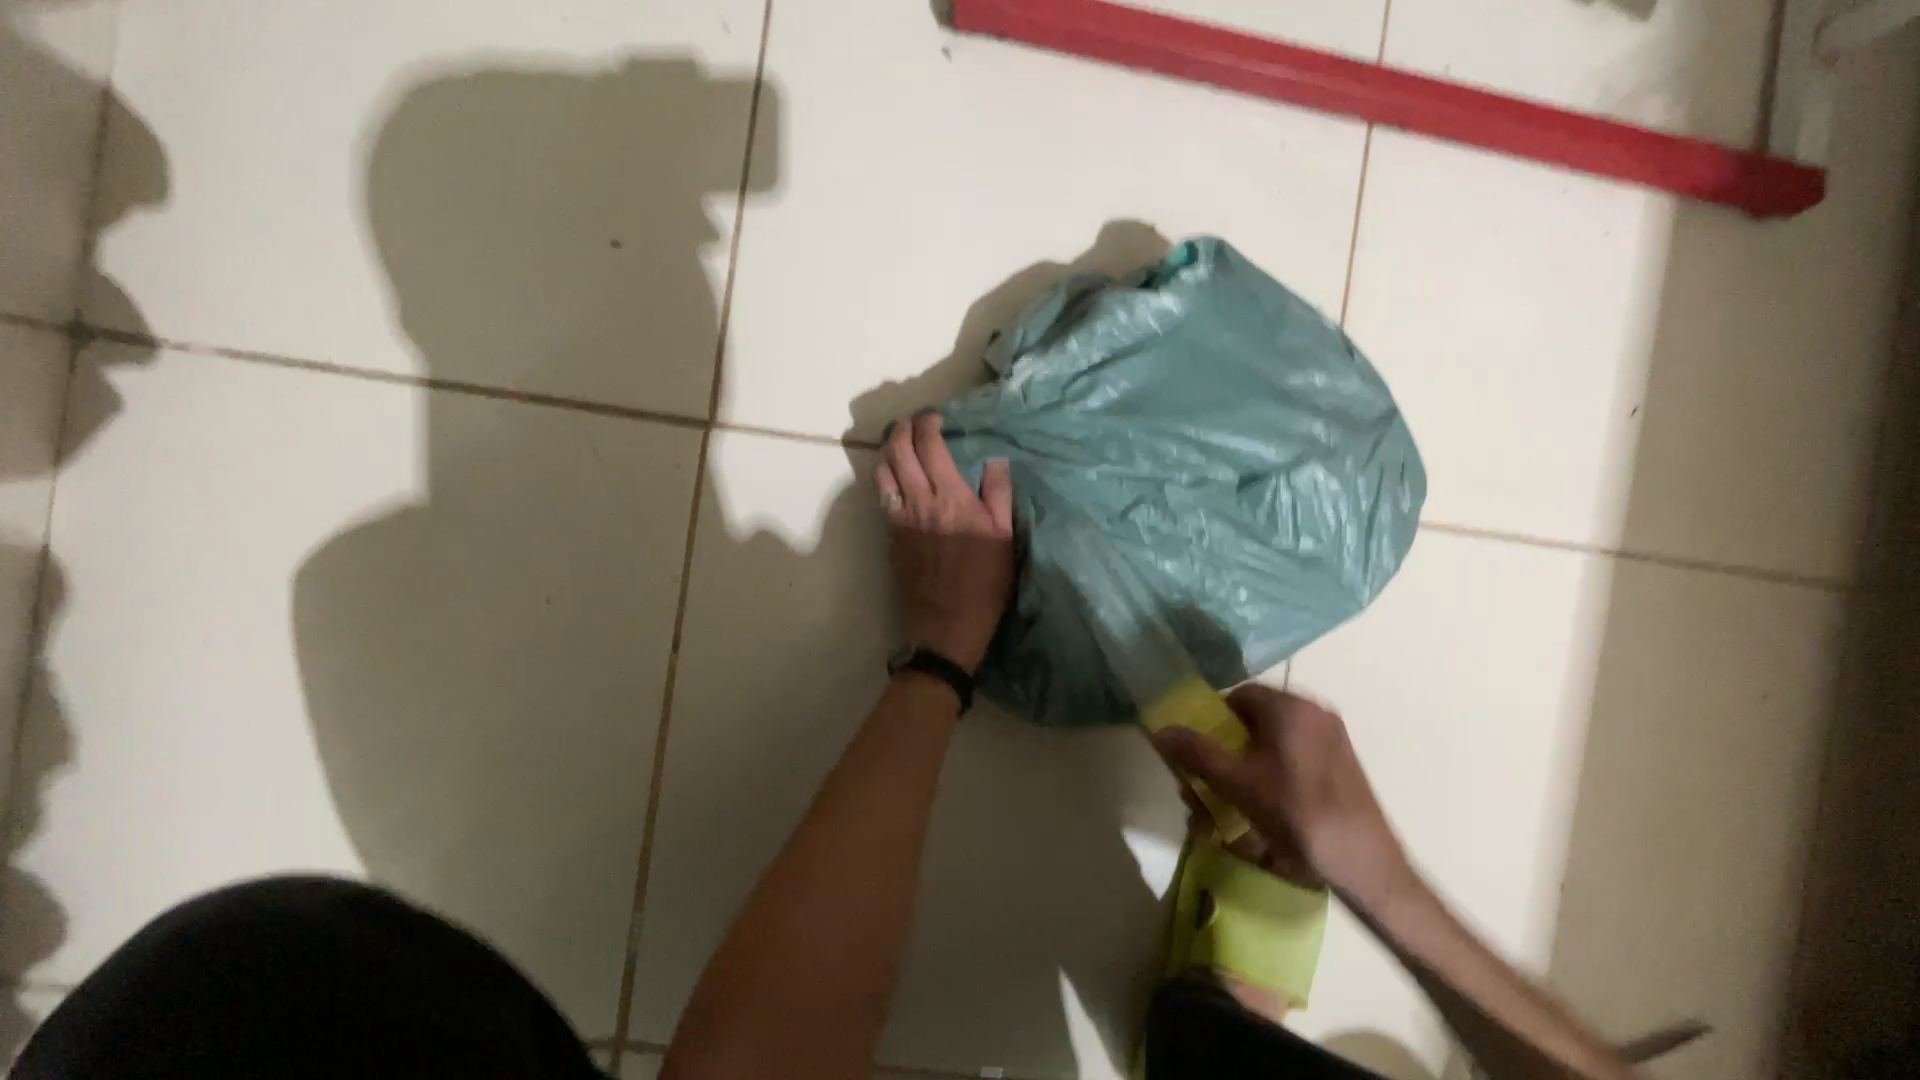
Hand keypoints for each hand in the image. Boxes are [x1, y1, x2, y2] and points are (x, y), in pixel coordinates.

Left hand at [876, 413, 1013, 672]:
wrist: (947, 626)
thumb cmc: (984, 584)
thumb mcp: (1005, 539)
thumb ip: (998, 496)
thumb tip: (996, 462)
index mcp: (950, 497)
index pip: (930, 446)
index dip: (928, 424)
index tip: (935, 417)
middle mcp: (918, 501)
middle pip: (899, 452)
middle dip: (903, 429)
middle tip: (912, 422)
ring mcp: (899, 519)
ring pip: (883, 472)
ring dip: (888, 450)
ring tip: (898, 441)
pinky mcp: (890, 537)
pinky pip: (881, 497)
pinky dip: (884, 478)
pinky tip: (893, 477)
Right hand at [1153, 685, 1412, 906]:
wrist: (1365, 864)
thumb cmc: (1297, 814)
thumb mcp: (1237, 783)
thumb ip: (1197, 753)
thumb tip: (1159, 730)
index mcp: (1292, 707)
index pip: (1238, 695)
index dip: (1213, 719)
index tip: (1200, 750)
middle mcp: (1316, 711)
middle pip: (1257, 716)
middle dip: (1229, 742)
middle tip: (1213, 776)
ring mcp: (1334, 737)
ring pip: (1276, 737)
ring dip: (1250, 758)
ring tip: (1237, 794)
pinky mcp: (1342, 763)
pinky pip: (1297, 752)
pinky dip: (1274, 768)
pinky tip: (1269, 803)